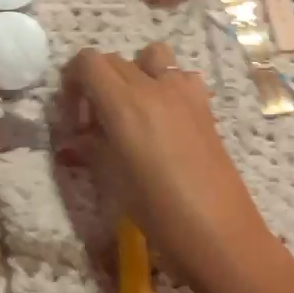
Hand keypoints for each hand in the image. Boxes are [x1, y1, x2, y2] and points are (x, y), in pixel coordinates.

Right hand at [60, 43, 265, 291]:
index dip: (72, 82)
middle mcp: (152, 87)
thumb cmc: (159, 213)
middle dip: (96, 84)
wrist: (221, 236)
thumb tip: (75, 138)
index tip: (75, 119)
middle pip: (113, 60)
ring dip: (134, 71)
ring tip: (132, 108)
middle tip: (95, 125)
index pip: (87, 62)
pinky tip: (166, 117)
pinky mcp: (205, 106)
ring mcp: (183, 93)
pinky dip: (167, 84)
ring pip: (150, 56)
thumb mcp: (111, 180)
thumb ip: (90, 148)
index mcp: (123, 104)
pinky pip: (180, 76)